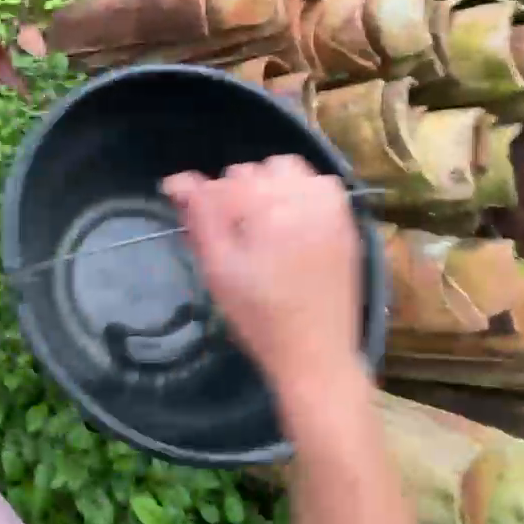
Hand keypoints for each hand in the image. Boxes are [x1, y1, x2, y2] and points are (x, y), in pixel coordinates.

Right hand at [161, 156, 365, 389]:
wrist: (317, 355)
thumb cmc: (259, 316)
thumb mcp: (217, 268)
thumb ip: (198, 217)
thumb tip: (178, 181)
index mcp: (267, 210)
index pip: (219, 185)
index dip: (200, 203)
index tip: (197, 228)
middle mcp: (302, 198)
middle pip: (250, 171)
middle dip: (233, 195)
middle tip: (232, 235)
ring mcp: (329, 208)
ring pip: (284, 168)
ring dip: (266, 186)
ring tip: (261, 221)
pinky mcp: (345, 220)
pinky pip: (317, 183)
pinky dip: (299, 191)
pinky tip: (291, 221)